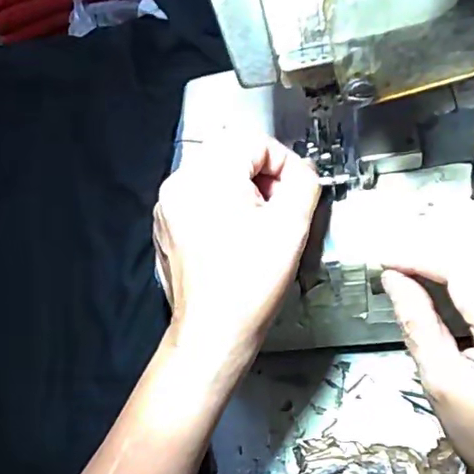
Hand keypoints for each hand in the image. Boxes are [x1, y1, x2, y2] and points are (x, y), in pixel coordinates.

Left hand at [154, 136, 320, 367]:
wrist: (213, 332)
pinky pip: (201, 203)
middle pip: (233, 156)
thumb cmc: (245, 289)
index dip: (284, 165)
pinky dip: (223, 213)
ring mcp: (169, 207)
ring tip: (257, 232)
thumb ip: (304, 182)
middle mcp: (180, 185)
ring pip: (217, 179)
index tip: (294, 191)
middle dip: (263, 180)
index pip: (255, 141)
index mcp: (207, 175)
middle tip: (277, 213)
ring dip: (243, 196)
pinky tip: (238, 244)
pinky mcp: (168, 228)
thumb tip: (302, 172)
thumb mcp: (292, 226)